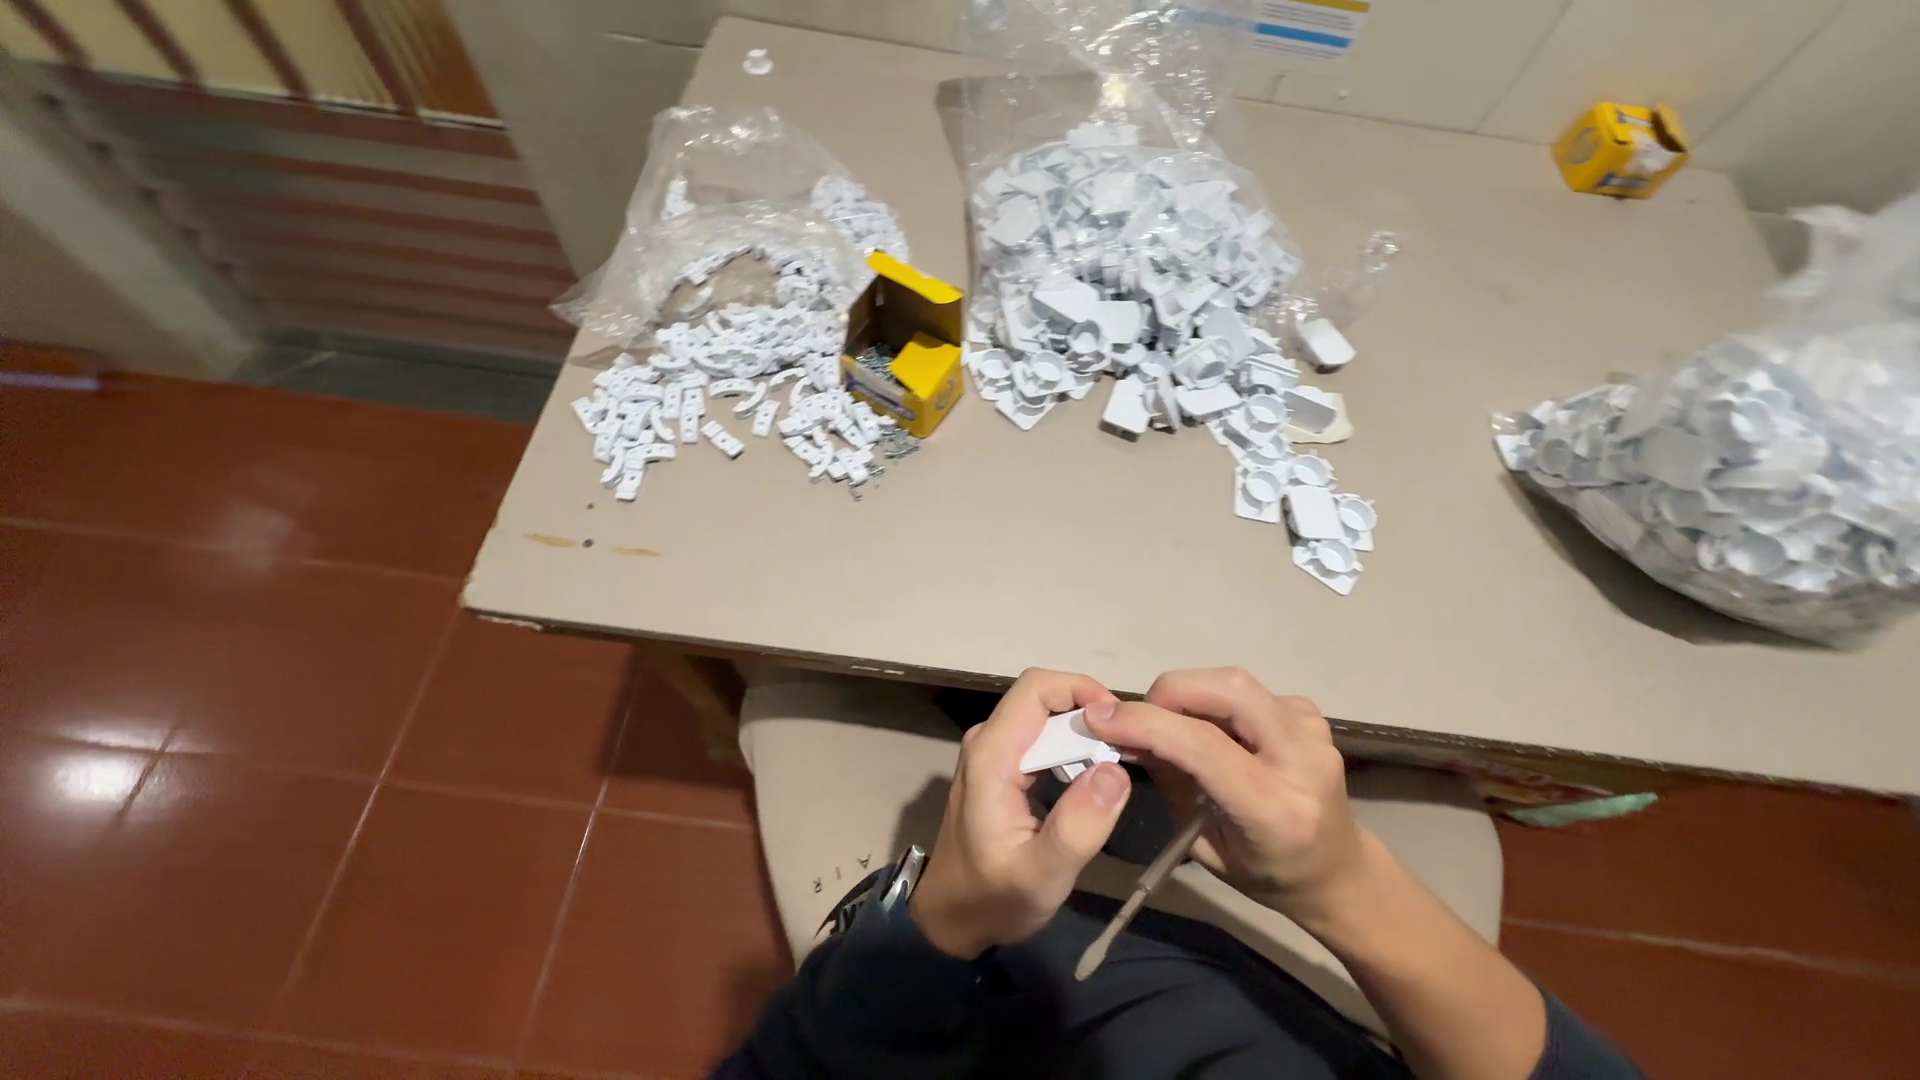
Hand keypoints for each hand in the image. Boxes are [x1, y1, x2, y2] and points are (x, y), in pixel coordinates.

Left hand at [909, 669, 1133, 958]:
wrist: (950, 919)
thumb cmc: (993, 899)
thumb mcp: (1042, 875)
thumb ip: (1078, 826)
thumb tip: (1116, 771)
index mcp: (991, 755)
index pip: (1035, 688)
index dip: (1080, 689)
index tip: (1120, 721)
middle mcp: (987, 741)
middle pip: (1041, 698)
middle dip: (1088, 713)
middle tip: (1127, 750)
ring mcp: (991, 753)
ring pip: (1042, 717)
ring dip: (1082, 732)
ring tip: (1117, 764)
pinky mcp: (999, 768)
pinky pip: (1039, 739)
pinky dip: (1070, 748)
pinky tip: (1092, 780)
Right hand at [1084, 667, 1364, 917]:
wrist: (1337, 871)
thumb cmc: (1265, 872)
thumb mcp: (1203, 844)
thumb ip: (1170, 784)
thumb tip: (1126, 735)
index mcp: (1275, 808)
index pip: (1203, 745)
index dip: (1145, 723)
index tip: (1099, 719)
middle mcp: (1302, 759)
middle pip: (1228, 688)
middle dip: (1169, 692)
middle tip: (1138, 717)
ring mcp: (1311, 729)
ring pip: (1233, 681)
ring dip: (1188, 695)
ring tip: (1169, 727)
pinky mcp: (1308, 714)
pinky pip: (1245, 691)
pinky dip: (1212, 702)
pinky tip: (1208, 730)